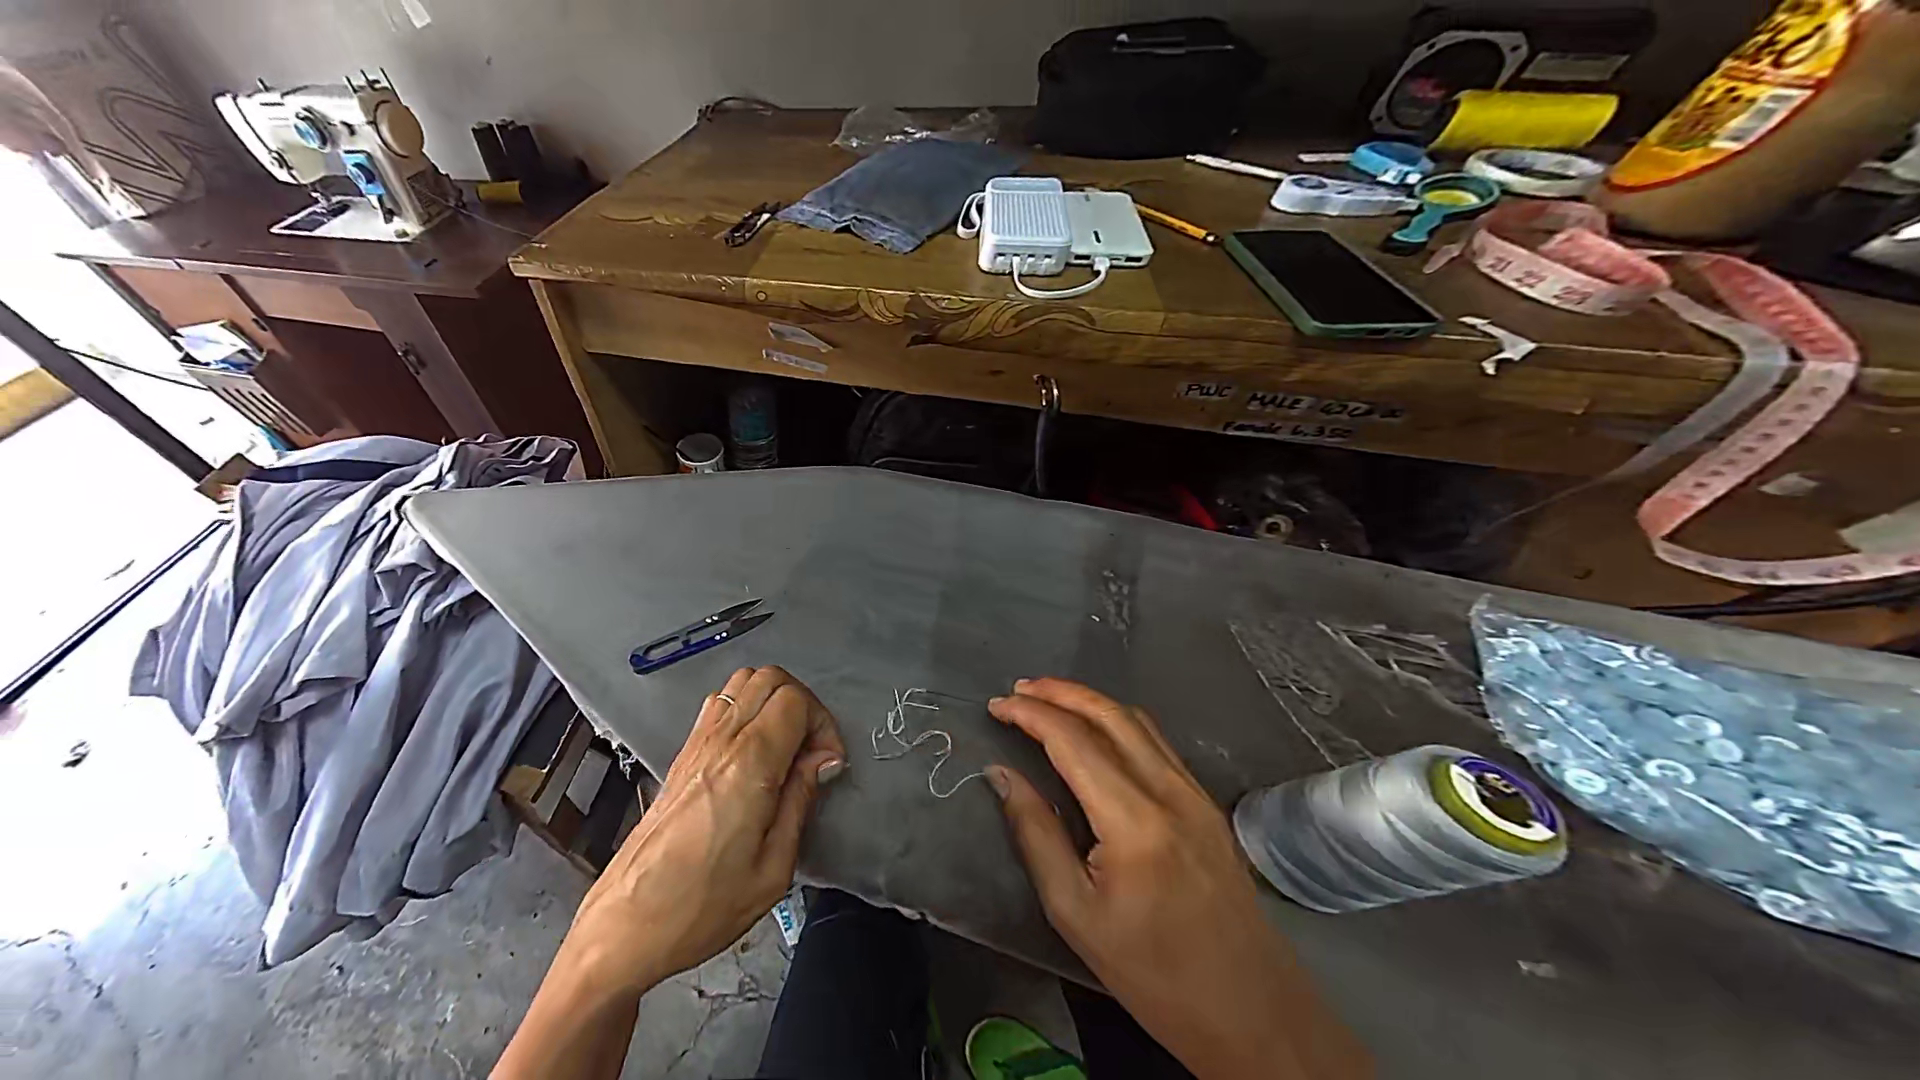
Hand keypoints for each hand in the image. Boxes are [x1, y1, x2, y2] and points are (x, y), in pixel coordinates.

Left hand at [560, 666, 846, 992]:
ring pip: (743, 681)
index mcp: (748, 764)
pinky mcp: (682, 754)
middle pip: (771, 678)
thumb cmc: (701, 906)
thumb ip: (802, 799)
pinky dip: (747, 708)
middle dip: (804, 704)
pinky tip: (755, 749)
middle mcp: (721, 741)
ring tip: (786, 744)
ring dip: (774, 700)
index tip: (827, 763)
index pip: (796, 700)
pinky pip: (720, 703)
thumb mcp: (774, 867)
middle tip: (812, 749)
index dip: (823, 724)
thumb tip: (822, 761)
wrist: (625, 927)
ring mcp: (696, 743)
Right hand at [987, 679, 1369, 1079]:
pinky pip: (1157, 742)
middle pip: (1109, 715)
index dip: (1031, 715)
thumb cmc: (1152, 973)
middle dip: (1060, 692)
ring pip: (1137, 722)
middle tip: (1018, 688)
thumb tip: (1002, 773)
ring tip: (1048, 698)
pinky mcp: (1206, 802)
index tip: (996, 705)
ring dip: (1089, 701)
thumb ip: (1036, 833)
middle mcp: (1169, 790)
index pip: (1073, 742)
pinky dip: (1118, 721)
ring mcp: (1195, 792)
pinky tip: (1096, 730)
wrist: (1250, 1009)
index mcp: (1134, 820)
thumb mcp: (1075, 912)